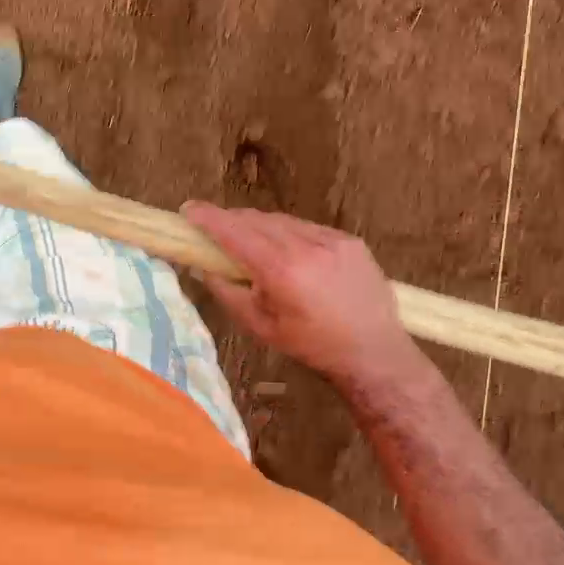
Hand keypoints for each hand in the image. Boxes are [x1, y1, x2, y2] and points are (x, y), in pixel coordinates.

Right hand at [183, 200, 422, 389]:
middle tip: (214, 231)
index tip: (187, 210)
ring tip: (251, 243)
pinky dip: (287, 233)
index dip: (207, 217)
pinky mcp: (349, 240)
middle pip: (254, 220)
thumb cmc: (311, 345)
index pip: (233, 231)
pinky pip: (305, 227)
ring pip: (279, 220)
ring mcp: (331, 240)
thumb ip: (225, 291)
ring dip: (258, 226)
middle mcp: (306, 247)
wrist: (376, 354)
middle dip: (230, 221)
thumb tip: (202, 267)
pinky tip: (287, 251)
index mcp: (281, 270)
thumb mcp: (258, 325)